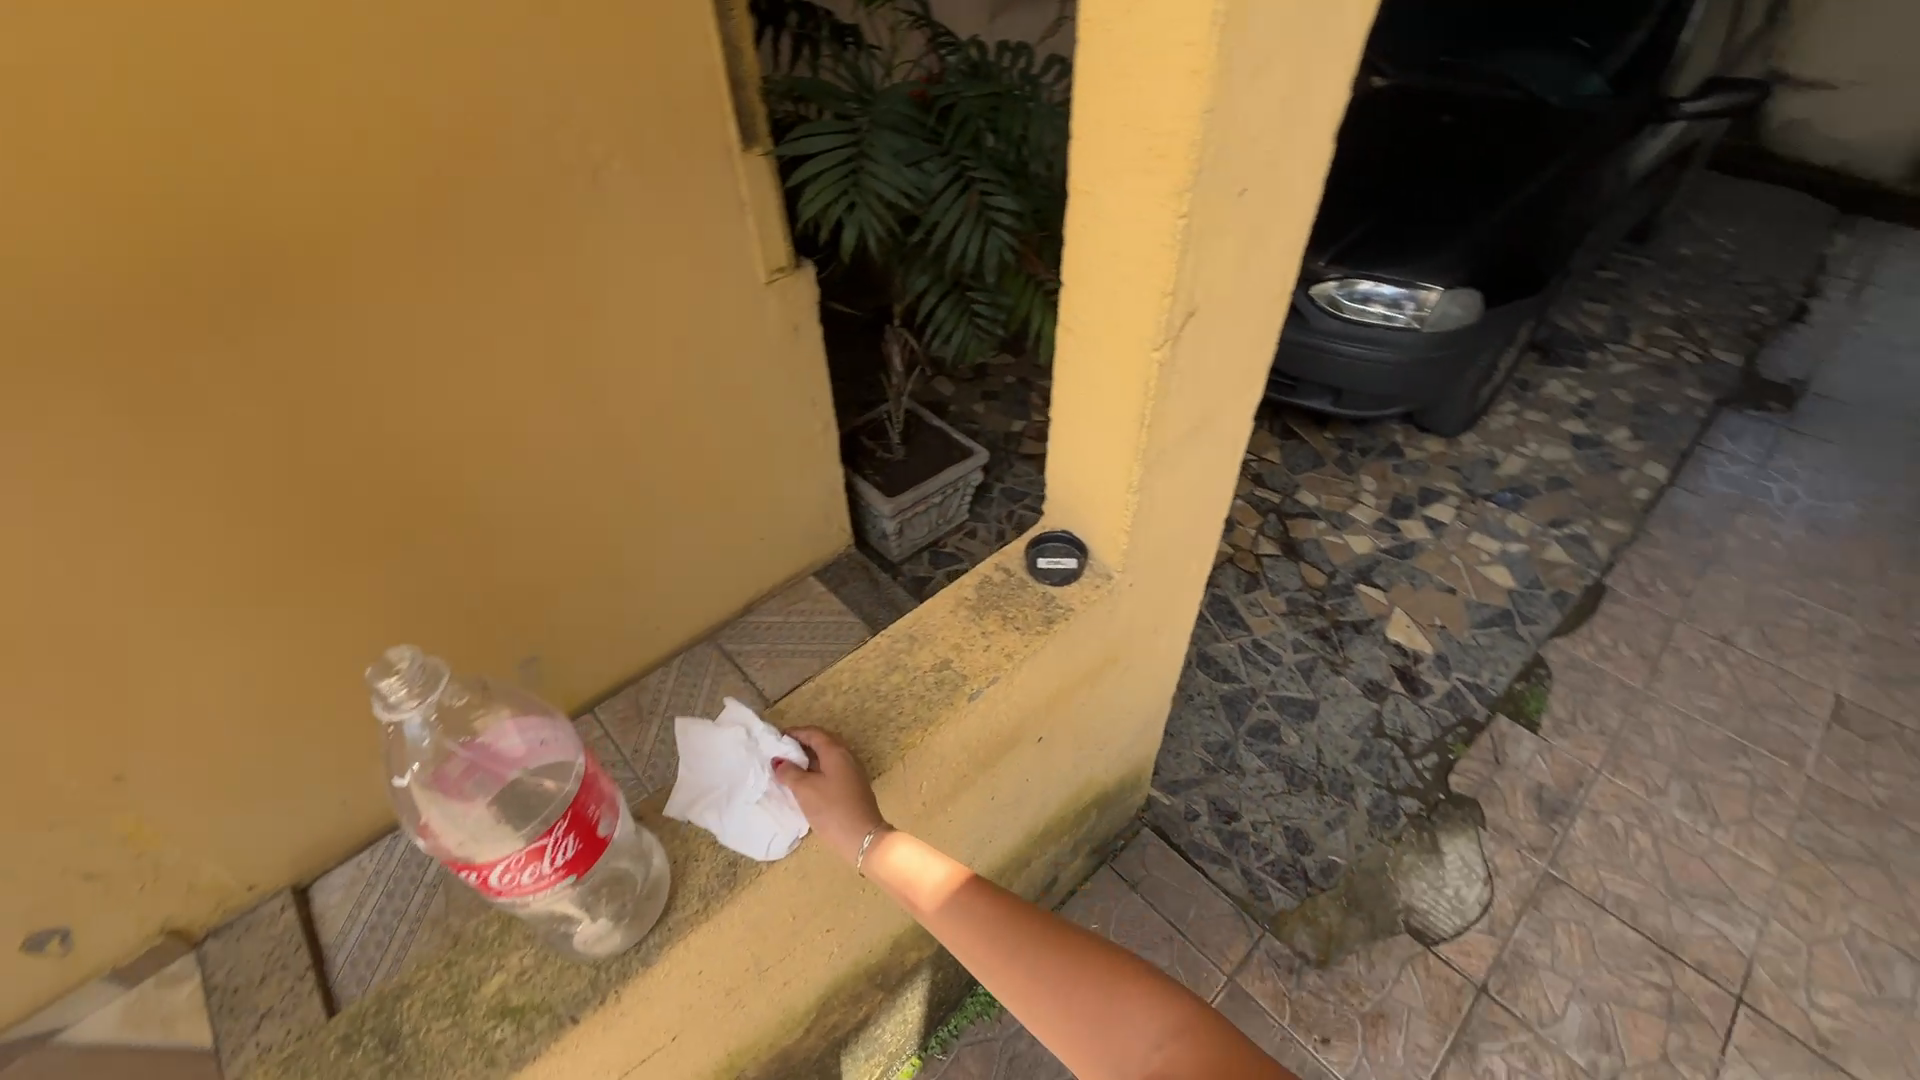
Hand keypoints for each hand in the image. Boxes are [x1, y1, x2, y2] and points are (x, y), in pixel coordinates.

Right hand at [774, 727, 888, 865]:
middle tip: (783, 752)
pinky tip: (807, 783)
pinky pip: (832, 770)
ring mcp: (852, 771)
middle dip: (803, 744)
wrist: (862, 836)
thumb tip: (779, 761)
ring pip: (828, 757)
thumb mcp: (805, 789)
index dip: (795, 732)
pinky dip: (817, 770)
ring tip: (791, 767)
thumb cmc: (831, 808)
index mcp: (836, 751)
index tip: (778, 737)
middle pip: (823, 742)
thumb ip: (790, 773)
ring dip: (810, 759)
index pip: (814, 733)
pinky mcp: (853, 786)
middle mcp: (847, 756)